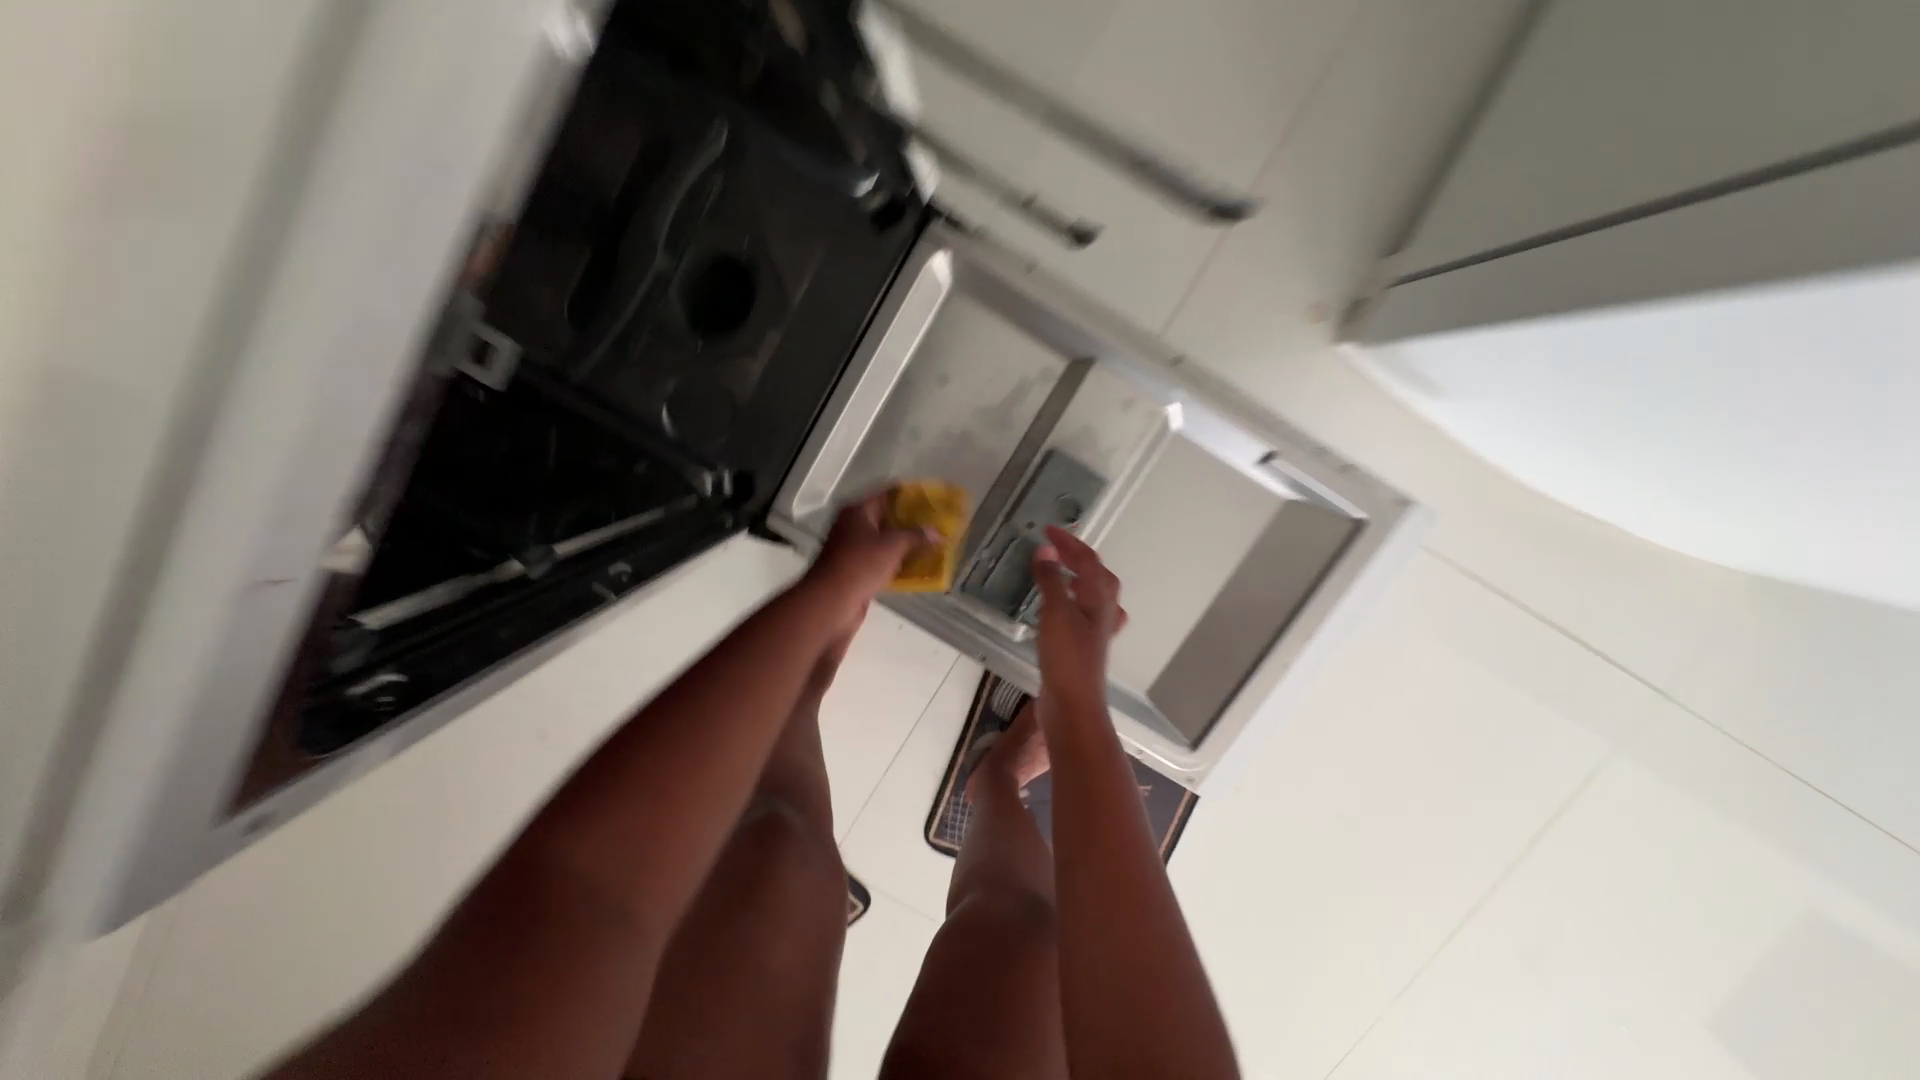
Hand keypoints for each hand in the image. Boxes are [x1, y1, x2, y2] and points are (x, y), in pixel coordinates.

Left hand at [803, 489, 926, 620]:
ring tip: (931, 544)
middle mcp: (852, 526)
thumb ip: (916, 536)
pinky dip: (897, 562)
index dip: (908, 495)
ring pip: (884, 541)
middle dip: (910, 522)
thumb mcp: (893, 546)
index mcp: (857, 511)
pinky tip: (917, 566)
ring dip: (905, 544)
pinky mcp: (856, 570)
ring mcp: (852, 549)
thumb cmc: (860, 564)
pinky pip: (881, 561)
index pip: (886, 494)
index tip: (931, 499)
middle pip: (885, 518)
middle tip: (936, 523)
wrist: (832, 602)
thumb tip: (938, 532)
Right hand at [1032, 525, 1126, 708]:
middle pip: (1097, 576)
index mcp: (1100, 598)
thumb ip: (1050, 580)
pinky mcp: (1084, 648)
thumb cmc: (1067, 656)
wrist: (1073, 705)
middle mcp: (1103, 612)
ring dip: (1079, 580)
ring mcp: (1096, 632)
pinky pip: (1083, 615)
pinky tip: (1060, 610)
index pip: (1088, 560)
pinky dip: (1072, 603)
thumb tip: (1045, 551)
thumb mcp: (1056, 612)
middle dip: (1078, 559)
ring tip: (1060, 573)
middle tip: (1055, 548)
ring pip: (1094, 596)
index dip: (1069, 543)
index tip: (1048, 531)